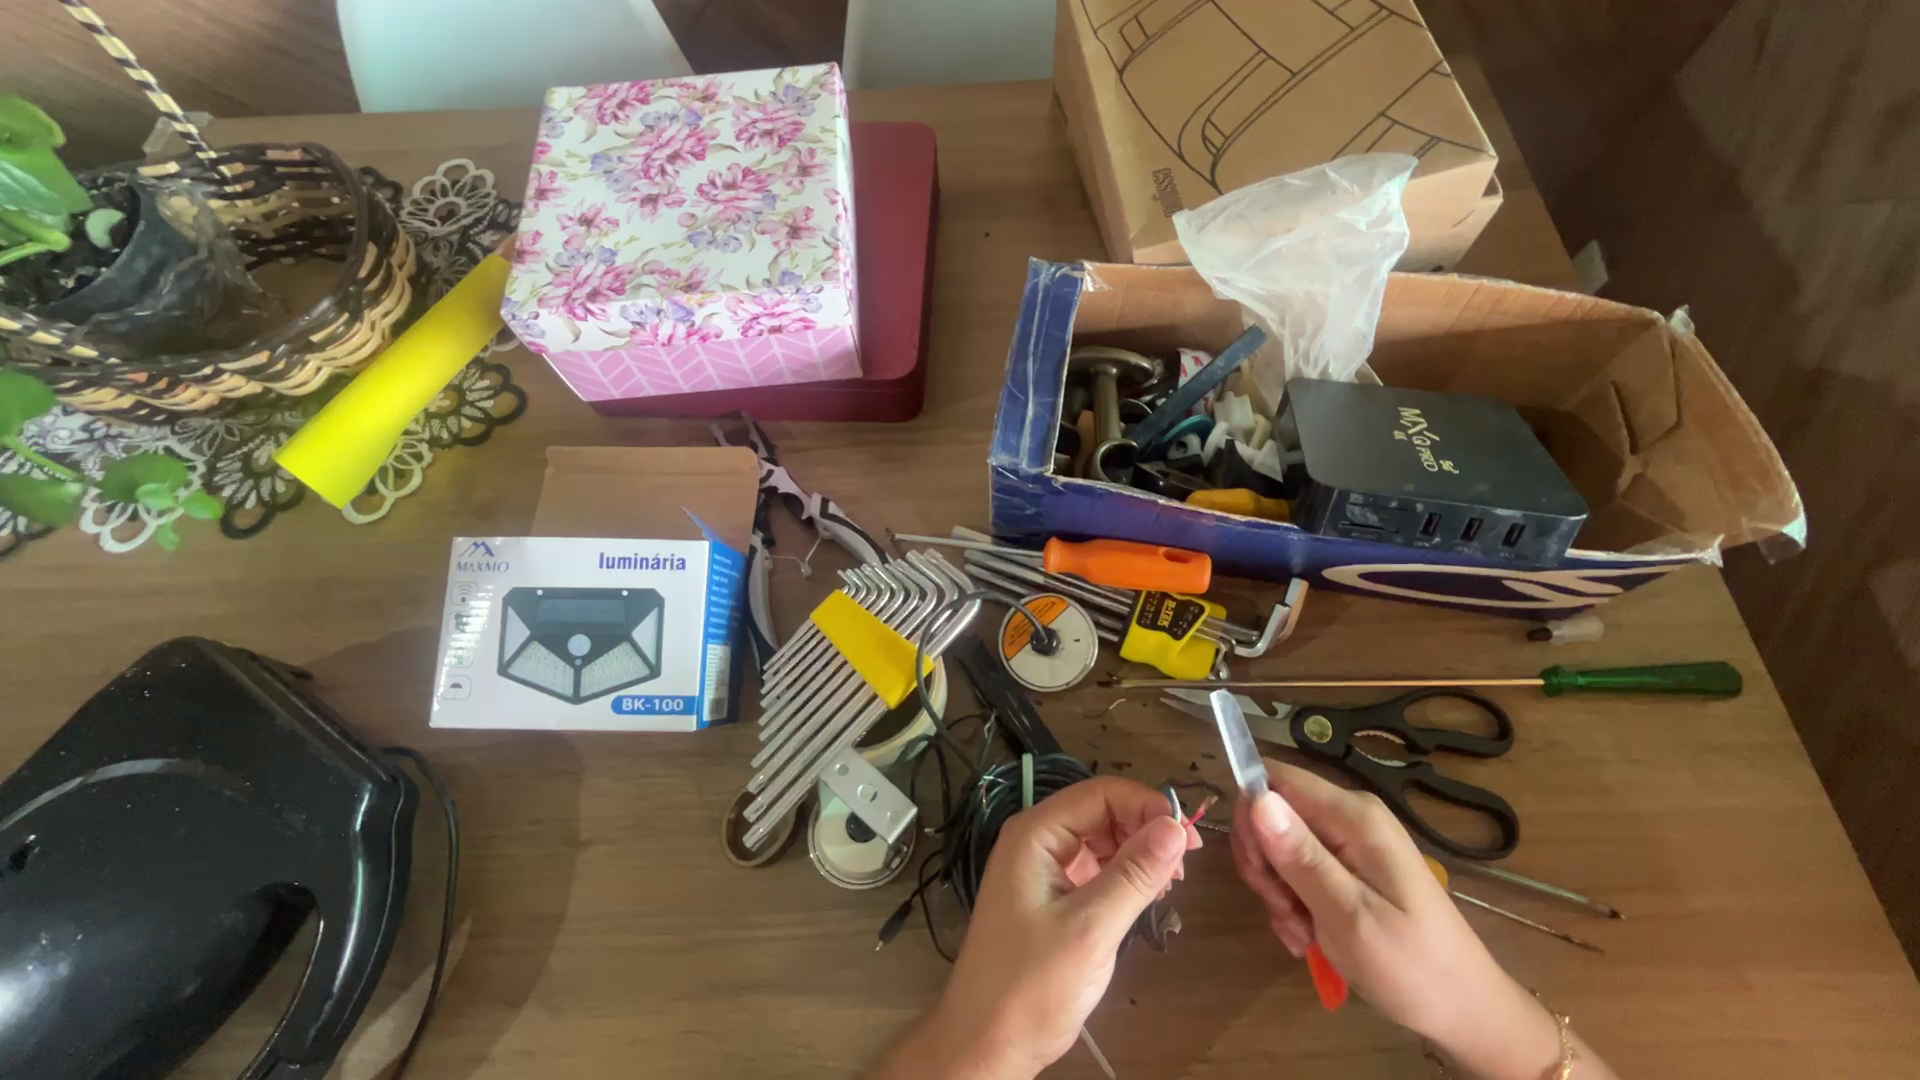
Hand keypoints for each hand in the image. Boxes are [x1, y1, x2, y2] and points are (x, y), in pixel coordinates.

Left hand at [871, 776, 1200, 1079]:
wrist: (985, 1043)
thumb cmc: (1031, 985)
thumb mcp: (1091, 928)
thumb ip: (1134, 874)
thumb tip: (1176, 826)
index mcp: (1035, 833)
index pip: (1100, 793)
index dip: (1147, 805)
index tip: (1188, 837)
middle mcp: (1037, 840)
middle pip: (1101, 811)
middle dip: (1146, 828)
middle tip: (1188, 862)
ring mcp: (1042, 868)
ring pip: (1101, 839)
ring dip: (1138, 852)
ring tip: (1171, 884)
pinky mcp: (1050, 896)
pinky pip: (1095, 868)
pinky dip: (1124, 876)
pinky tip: (1148, 896)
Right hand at [1232, 761, 1606, 1079]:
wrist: (1465, 1011)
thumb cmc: (1412, 966)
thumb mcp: (1348, 916)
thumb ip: (1301, 856)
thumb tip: (1256, 797)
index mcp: (1354, 816)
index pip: (1274, 779)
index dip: (1251, 815)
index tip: (1259, 869)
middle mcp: (1349, 816)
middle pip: (1271, 813)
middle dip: (1264, 863)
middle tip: (1284, 909)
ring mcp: (1349, 841)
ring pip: (1278, 845)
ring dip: (1277, 890)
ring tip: (1302, 932)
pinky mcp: (1347, 865)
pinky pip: (1296, 869)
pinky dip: (1292, 902)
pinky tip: (1308, 936)